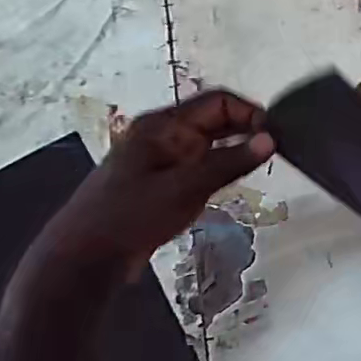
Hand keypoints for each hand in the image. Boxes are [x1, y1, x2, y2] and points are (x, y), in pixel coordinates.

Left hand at [38, 90, 274, 268]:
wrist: (83, 259)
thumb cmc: (131, 217)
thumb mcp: (185, 188)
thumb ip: (230, 163)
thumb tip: (271, 140)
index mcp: (163, 125)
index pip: (218, 101)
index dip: (250, 113)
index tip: (274, 137)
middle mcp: (164, 133)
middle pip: (216, 118)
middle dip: (247, 128)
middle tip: (277, 149)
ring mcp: (164, 156)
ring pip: (211, 141)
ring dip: (237, 147)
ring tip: (263, 163)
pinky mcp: (165, 178)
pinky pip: (202, 161)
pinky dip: (223, 164)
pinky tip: (237, 178)